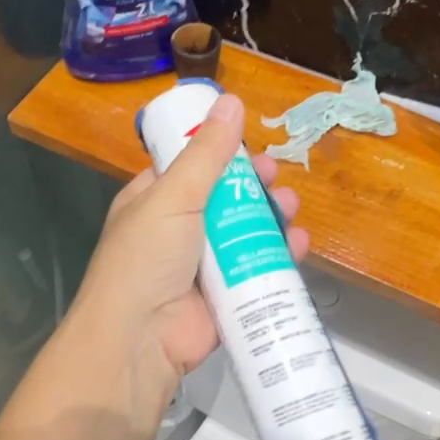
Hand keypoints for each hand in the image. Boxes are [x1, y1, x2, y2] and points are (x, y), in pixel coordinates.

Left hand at [71, 93, 308, 384]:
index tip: (250, 145)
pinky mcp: (225, 297)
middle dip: (253, 187)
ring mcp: (201, 266)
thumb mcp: (174, 196)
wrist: (139, 340)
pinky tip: (299, 245)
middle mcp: (177, 230)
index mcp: (153, 201)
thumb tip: (231, 99)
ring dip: (271, 218)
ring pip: (245, 234)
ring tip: (291, 208)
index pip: (190, 167)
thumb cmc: (147, 258)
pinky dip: (280, 257)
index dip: (220, 153)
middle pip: (224, 199)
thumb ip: (206, 152)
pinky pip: (257, 270)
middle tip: (277, 178)